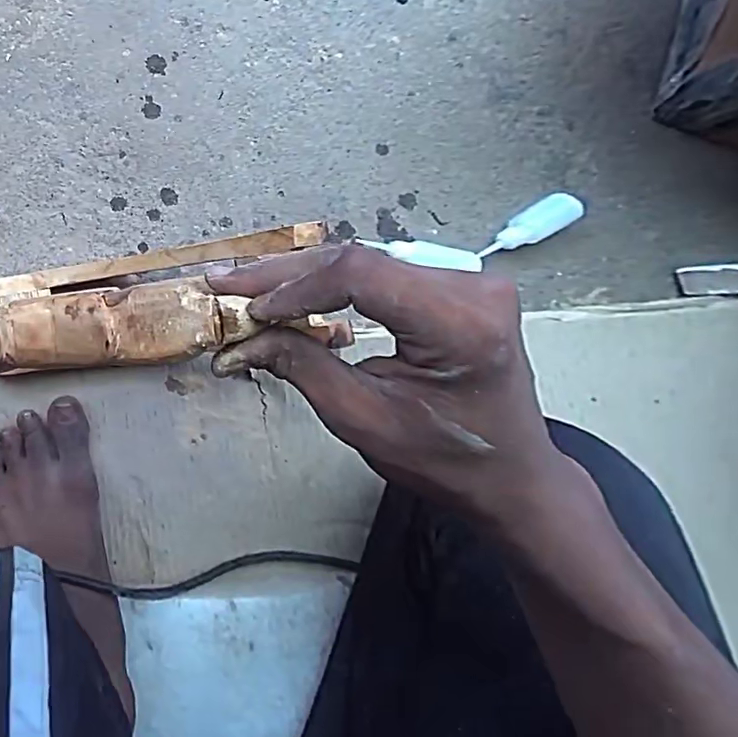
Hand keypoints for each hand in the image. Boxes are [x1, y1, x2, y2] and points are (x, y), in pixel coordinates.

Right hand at [208, 244, 564, 526]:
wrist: (511, 476)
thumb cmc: (446, 461)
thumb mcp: (364, 421)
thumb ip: (301, 367)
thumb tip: (243, 338)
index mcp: (461, 325)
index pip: (360, 276)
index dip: (294, 287)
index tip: (250, 310)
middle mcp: (471, 289)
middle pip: (354, 261)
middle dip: (283, 274)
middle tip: (226, 283)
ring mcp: (465, 280)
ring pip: (358, 261)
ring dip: (298, 275)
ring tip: (245, 285)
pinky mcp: (451, 284)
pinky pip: (373, 272)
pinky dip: (325, 282)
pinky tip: (287, 289)